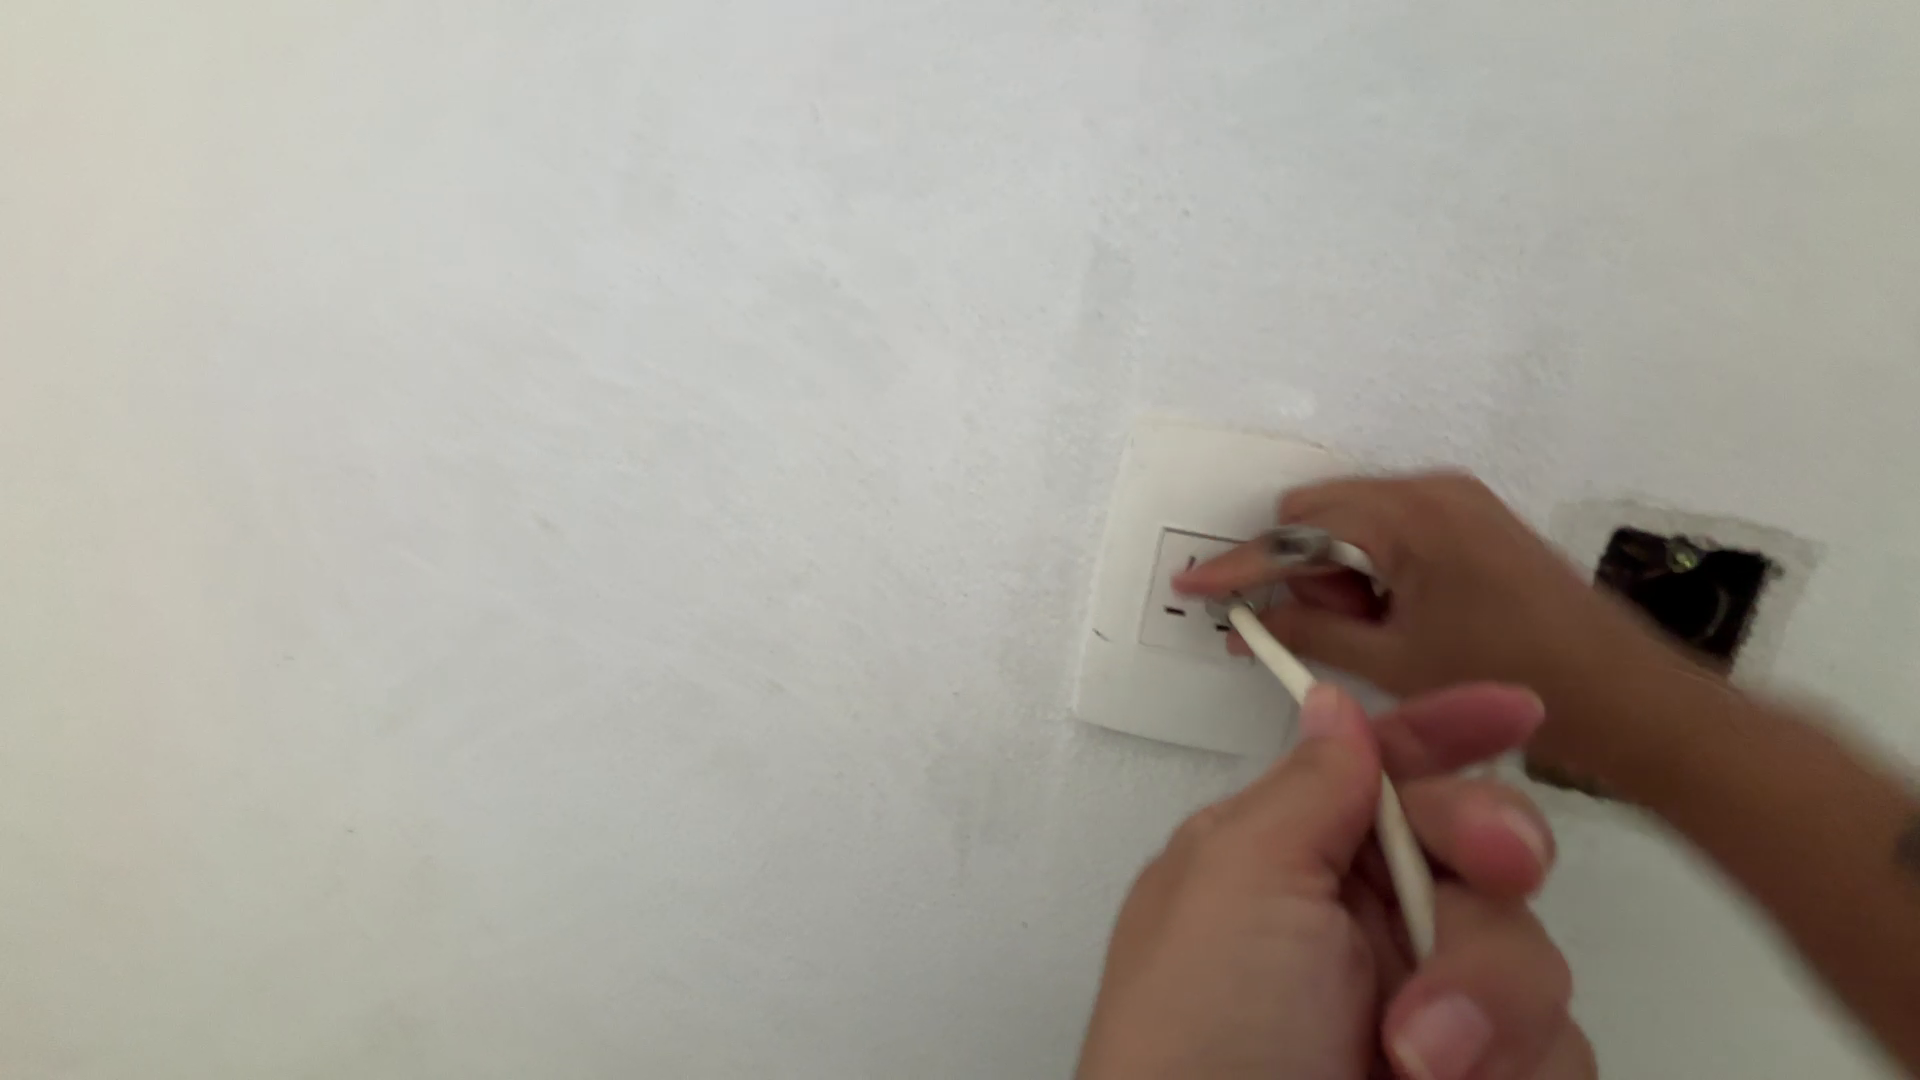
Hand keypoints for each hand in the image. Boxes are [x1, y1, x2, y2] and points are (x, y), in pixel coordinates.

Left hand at [1077, 684, 1593, 1079]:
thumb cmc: (1206, 1019)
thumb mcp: (1236, 878)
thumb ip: (1304, 790)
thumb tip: (1329, 703)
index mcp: (1288, 852)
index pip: (1379, 769)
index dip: (1445, 731)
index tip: (1516, 707)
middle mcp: (1358, 917)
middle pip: (1474, 843)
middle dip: (1494, 843)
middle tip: (1500, 861)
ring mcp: (1422, 1003)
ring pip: (1527, 952)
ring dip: (1487, 999)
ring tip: (1413, 1061)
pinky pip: (1556, 1053)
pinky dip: (1515, 1071)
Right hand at [1173, 471, 1684, 777]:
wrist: (1631, 700)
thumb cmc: (1508, 680)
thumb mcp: (1390, 661)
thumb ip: (1307, 631)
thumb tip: (1243, 624)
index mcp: (1407, 520)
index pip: (1293, 534)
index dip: (1237, 564)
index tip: (1190, 585)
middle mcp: (1427, 490)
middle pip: (1316, 514)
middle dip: (1297, 568)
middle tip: (1320, 623)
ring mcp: (1451, 498)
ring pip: (1347, 520)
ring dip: (1334, 570)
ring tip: (1368, 625)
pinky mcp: (1465, 515)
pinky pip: (1383, 527)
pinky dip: (1366, 565)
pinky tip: (1390, 609)